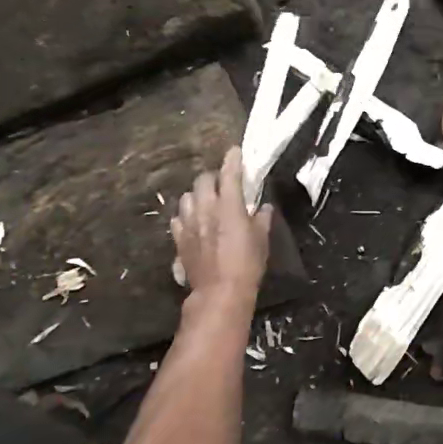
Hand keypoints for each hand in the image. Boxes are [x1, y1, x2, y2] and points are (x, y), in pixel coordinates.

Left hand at [171, 147, 272, 304]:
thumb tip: (264, 208)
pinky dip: (186, 216)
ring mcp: (188, 223)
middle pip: (203, 180)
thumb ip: (262, 219)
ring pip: (187, 197)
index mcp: (229, 205)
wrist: (220, 292)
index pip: (229, 173)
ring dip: (197, 195)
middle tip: (222, 183)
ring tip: (205, 202)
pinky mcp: (178, 239)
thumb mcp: (262, 240)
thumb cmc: (247, 264)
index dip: (232, 159)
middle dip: (213, 177)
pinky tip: (193, 222)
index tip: (235, 151)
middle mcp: (205, 208)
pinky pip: (178, 219)